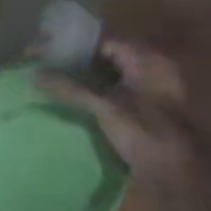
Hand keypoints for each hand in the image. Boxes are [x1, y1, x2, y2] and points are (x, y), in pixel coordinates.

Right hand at [37, 40, 207, 183]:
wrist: (175, 169)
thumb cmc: (141, 131)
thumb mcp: (103, 107)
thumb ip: (70, 88)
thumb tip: (35, 75)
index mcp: (146, 57)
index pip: (104, 41)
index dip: (76, 47)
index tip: (50, 56)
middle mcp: (155, 65)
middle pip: (111, 57)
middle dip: (82, 64)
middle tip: (52, 72)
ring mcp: (158, 87)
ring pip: (118, 76)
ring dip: (94, 81)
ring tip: (62, 88)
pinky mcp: (155, 108)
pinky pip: (126, 92)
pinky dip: (107, 95)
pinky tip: (86, 105)